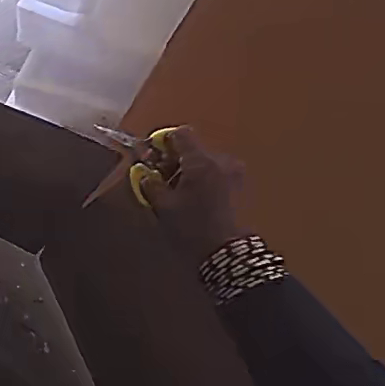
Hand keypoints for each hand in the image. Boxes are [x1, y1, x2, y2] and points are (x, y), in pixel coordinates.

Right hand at [137, 126, 248, 266]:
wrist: (229, 252)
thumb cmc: (193, 228)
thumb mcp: (164, 207)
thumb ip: (150, 184)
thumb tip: (144, 173)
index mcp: (201, 161)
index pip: (181, 134)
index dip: (164, 142)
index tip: (153, 158)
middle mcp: (221, 160)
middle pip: (193, 148)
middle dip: (175, 161)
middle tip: (161, 180)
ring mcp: (234, 172)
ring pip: (205, 161)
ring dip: (190, 171)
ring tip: (179, 194)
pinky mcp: (240, 185)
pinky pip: (216, 173)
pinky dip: (204, 180)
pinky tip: (196, 200)